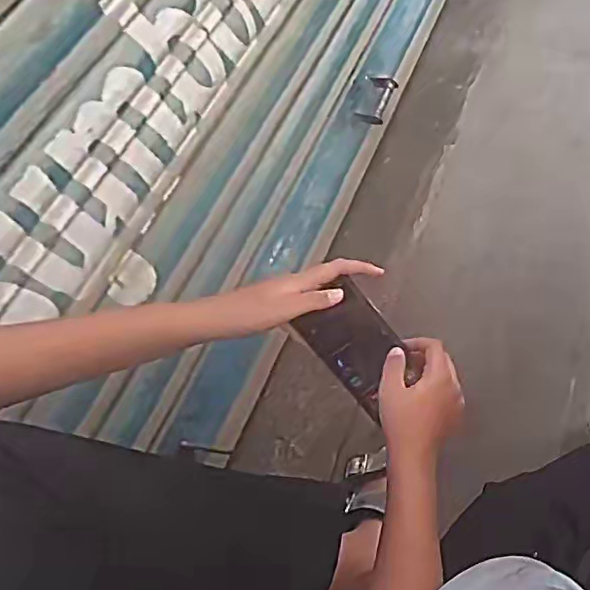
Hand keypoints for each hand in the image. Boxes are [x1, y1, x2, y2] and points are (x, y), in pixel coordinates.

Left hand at [199, 259, 384, 337]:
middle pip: (326, 274)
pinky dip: (317, 305)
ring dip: (334, 292)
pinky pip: (303, 300)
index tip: (379, 272)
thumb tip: (341, 294)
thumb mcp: (287, 310)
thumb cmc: (247, 314)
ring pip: (315, 287)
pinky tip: (317, 321)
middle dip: (350, 276)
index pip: (334, 268)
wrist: (210, 319)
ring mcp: (280, 291)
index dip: (358, 267)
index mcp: (297, 282)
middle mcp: (291, 282)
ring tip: (348, 306)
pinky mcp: (272, 302)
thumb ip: (315, 301)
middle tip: (369, 286)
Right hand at [378, 338, 463, 459]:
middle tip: (405, 362)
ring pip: (446, 376)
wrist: (414, 452)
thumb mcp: (390, 389)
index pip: (436, 347)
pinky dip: (435, 388)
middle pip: (443, 360)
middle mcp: (453, 387)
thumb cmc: (404, 425)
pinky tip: (419, 398)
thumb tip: (397, 353)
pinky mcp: (455, 413)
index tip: (405, 347)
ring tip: (408, 381)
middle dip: (423, 357)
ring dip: (429, 372)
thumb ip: (393, 365)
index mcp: (441, 378)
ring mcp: (456, 401)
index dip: (418, 343)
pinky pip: (447, 392)